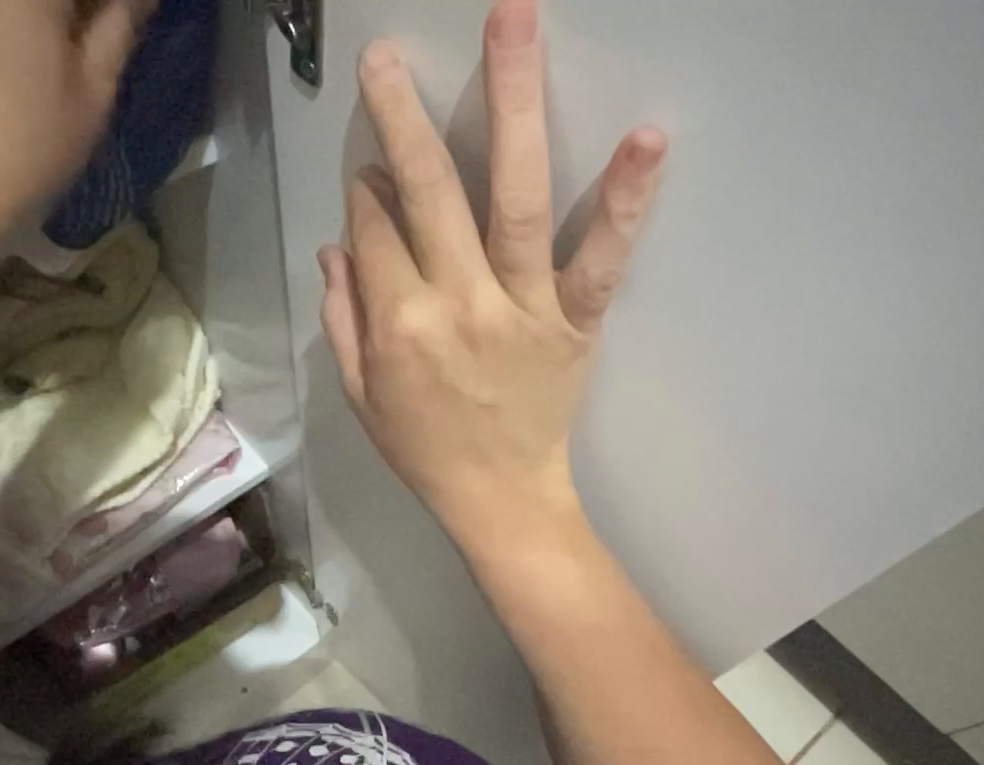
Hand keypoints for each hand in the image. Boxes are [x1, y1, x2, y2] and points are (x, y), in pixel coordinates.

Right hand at [319, 0, 666, 545]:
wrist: (498, 497)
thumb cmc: (425, 450)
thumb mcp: (361, 395)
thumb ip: (343, 319)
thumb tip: (337, 245)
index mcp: (397, 325)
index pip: (374, 229)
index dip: (367, 192)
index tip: (371, 172)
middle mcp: (456, 303)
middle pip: (427, 192)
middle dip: (402, 118)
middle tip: (388, 56)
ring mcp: (521, 307)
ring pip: (511, 196)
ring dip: (512, 104)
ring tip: (513, 23)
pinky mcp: (574, 321)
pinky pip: (599, 260)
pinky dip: (624, 202)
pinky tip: (646, 138)